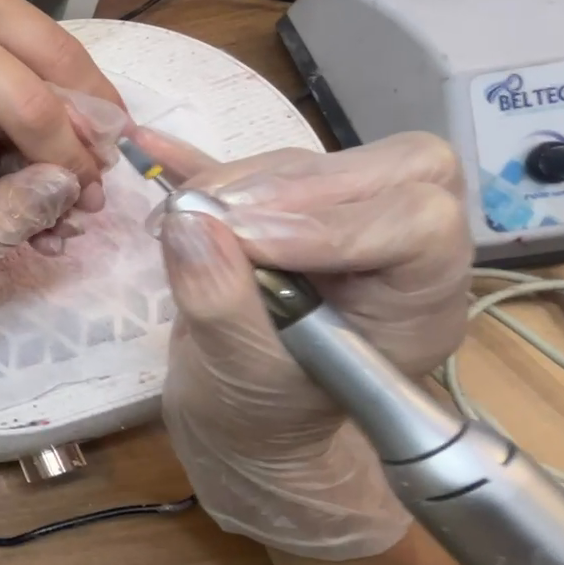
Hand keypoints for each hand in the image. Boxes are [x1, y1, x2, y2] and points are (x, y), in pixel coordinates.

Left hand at [0, 129, 80, 481]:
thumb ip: (7, 213)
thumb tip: (69, 170)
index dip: (44, 124)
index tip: (98, 150)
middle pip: (1, 142)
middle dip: (53, 164)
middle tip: (97, 197)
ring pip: (8, 177)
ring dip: (50, 196)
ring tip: (79, 227)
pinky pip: (4, 211)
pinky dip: (34, 222)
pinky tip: (56, 244)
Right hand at [137, 129, 472, 559]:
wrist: (242, 418)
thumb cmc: (259, 417)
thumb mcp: (241, 377)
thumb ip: (220, 303)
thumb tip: (188, 221)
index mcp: (415, 301)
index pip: (416, 221)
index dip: (330, 220)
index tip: (240, 239)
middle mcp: (394, 250)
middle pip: (388, 169)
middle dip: (287, 186)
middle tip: (210, 217)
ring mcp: (336, 223)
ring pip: (308, 162)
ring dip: (233, 181)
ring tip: (174, 222)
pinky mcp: (276, 212)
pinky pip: (249, 169)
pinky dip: (197, 158)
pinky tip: (147, 146)